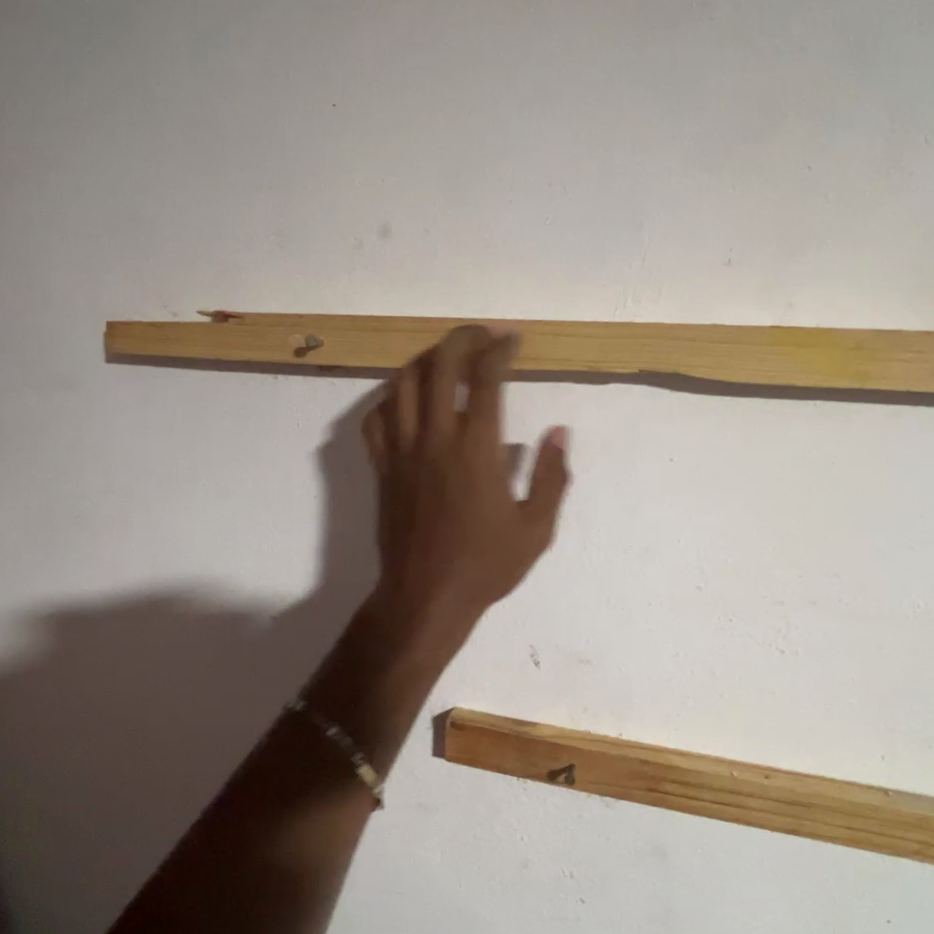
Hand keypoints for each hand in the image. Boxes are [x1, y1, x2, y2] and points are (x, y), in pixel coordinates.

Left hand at [361, 324, 569, 626]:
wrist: (425, 597)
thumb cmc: (485, 566)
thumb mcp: (536, 529)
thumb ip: (552, 477)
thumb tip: (558, 432)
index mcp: (476, 449)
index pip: (485, 378)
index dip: (500, 349)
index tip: (513, 340)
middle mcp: (434, 439)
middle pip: (438, 366)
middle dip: (462, 339)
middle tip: (483, 336)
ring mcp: (401, 452)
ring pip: (402, 384)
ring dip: (426, 360)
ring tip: (446, 359)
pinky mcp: (382, 469)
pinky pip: (375, 419)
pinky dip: (390, 398)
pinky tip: (407, 401)